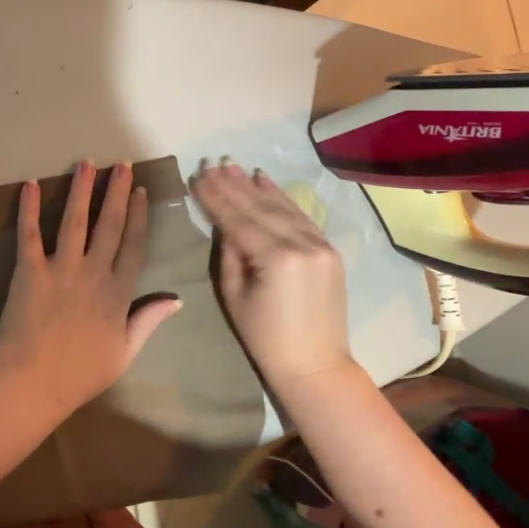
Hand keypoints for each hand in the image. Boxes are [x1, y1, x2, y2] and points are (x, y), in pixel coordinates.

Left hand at [0, 161, 182, 410]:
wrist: (31, 380)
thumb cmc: (80, 373)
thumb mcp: (124, 353)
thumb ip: (148, 321)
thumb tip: (176, 300)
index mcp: (118, 293)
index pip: (133, 246)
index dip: (138, 217)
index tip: (140, 192)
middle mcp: (93, 272)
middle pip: (108, 225)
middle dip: (115, 192)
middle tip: (121, 165)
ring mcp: (60, 268)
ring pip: (74, 220)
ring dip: (80, 189)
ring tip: (86, 163)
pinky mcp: (28, 269)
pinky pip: (29, 233)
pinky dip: (28, 208)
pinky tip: (28, 184)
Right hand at [189, 162, 354, 384]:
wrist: (314, 363)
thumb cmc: (264, 337)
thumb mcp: (235, 295)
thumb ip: (230, 253)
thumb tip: (224, 222)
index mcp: (278, 259)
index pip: (239, 220)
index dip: (216, 198)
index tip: (199, 177)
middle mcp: (303, 245)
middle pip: (261, 208)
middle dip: (234, 186)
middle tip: (213, 164)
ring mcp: (321, 245)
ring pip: (283, 208)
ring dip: (257, 187)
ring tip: (235, 168)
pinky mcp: (329, 250)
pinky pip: (301, 217)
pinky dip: (282, 199)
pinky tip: (265, 183)